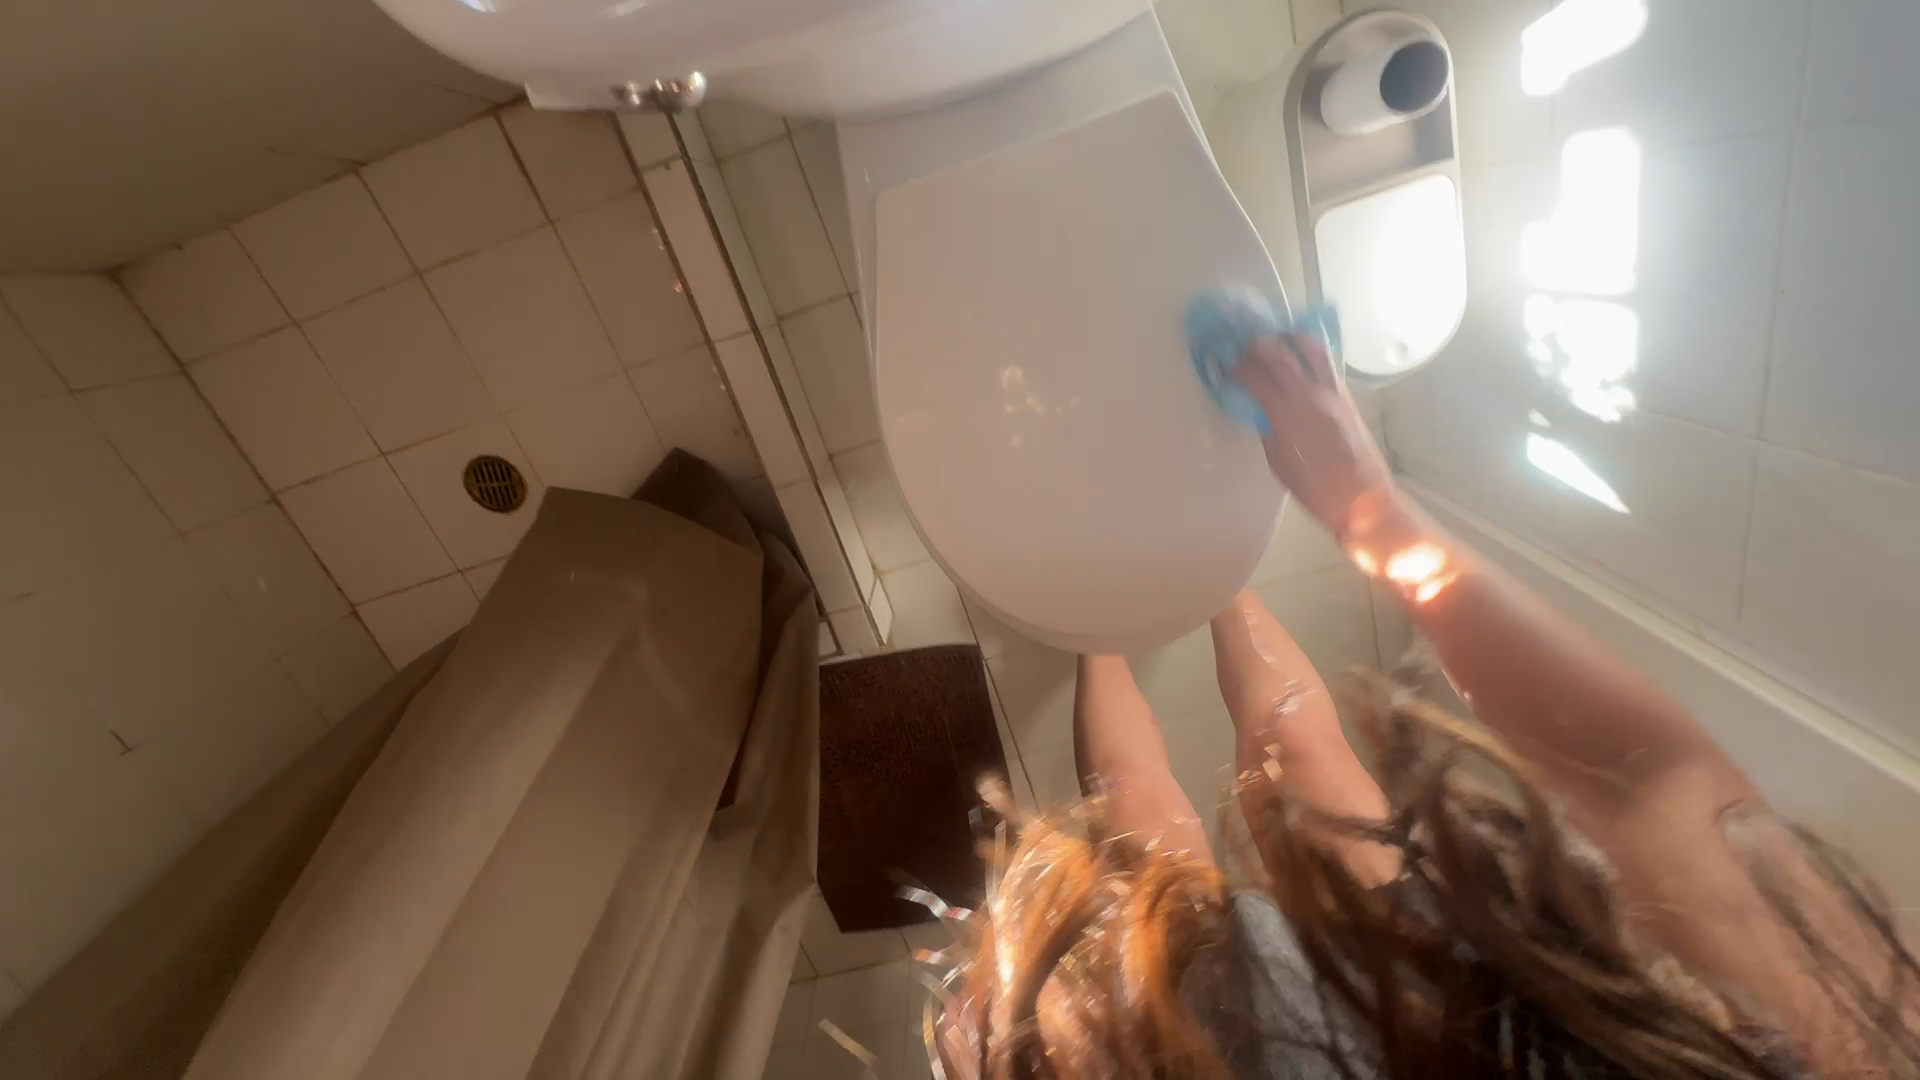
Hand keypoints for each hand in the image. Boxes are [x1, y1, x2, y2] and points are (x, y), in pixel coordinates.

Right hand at [1231, 334, 1395, 542]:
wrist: (1361, 497)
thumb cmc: (1312, 488)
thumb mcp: (1277, 460)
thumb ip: (1267, 428)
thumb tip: (1259, 409)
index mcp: (1286, 414)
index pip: (1255, 376)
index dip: (1236, 366)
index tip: (1223, 362)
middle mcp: (1310, 394)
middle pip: (1279, 352)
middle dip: (1256, 345)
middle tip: (1242, 345)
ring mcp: (1332, 391)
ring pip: (1310, 347)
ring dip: (1287, 340)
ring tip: (1274, 342)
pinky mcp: (1346, 395)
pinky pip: (1325, 362)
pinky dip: (1306, 353)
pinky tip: (1296, 358)